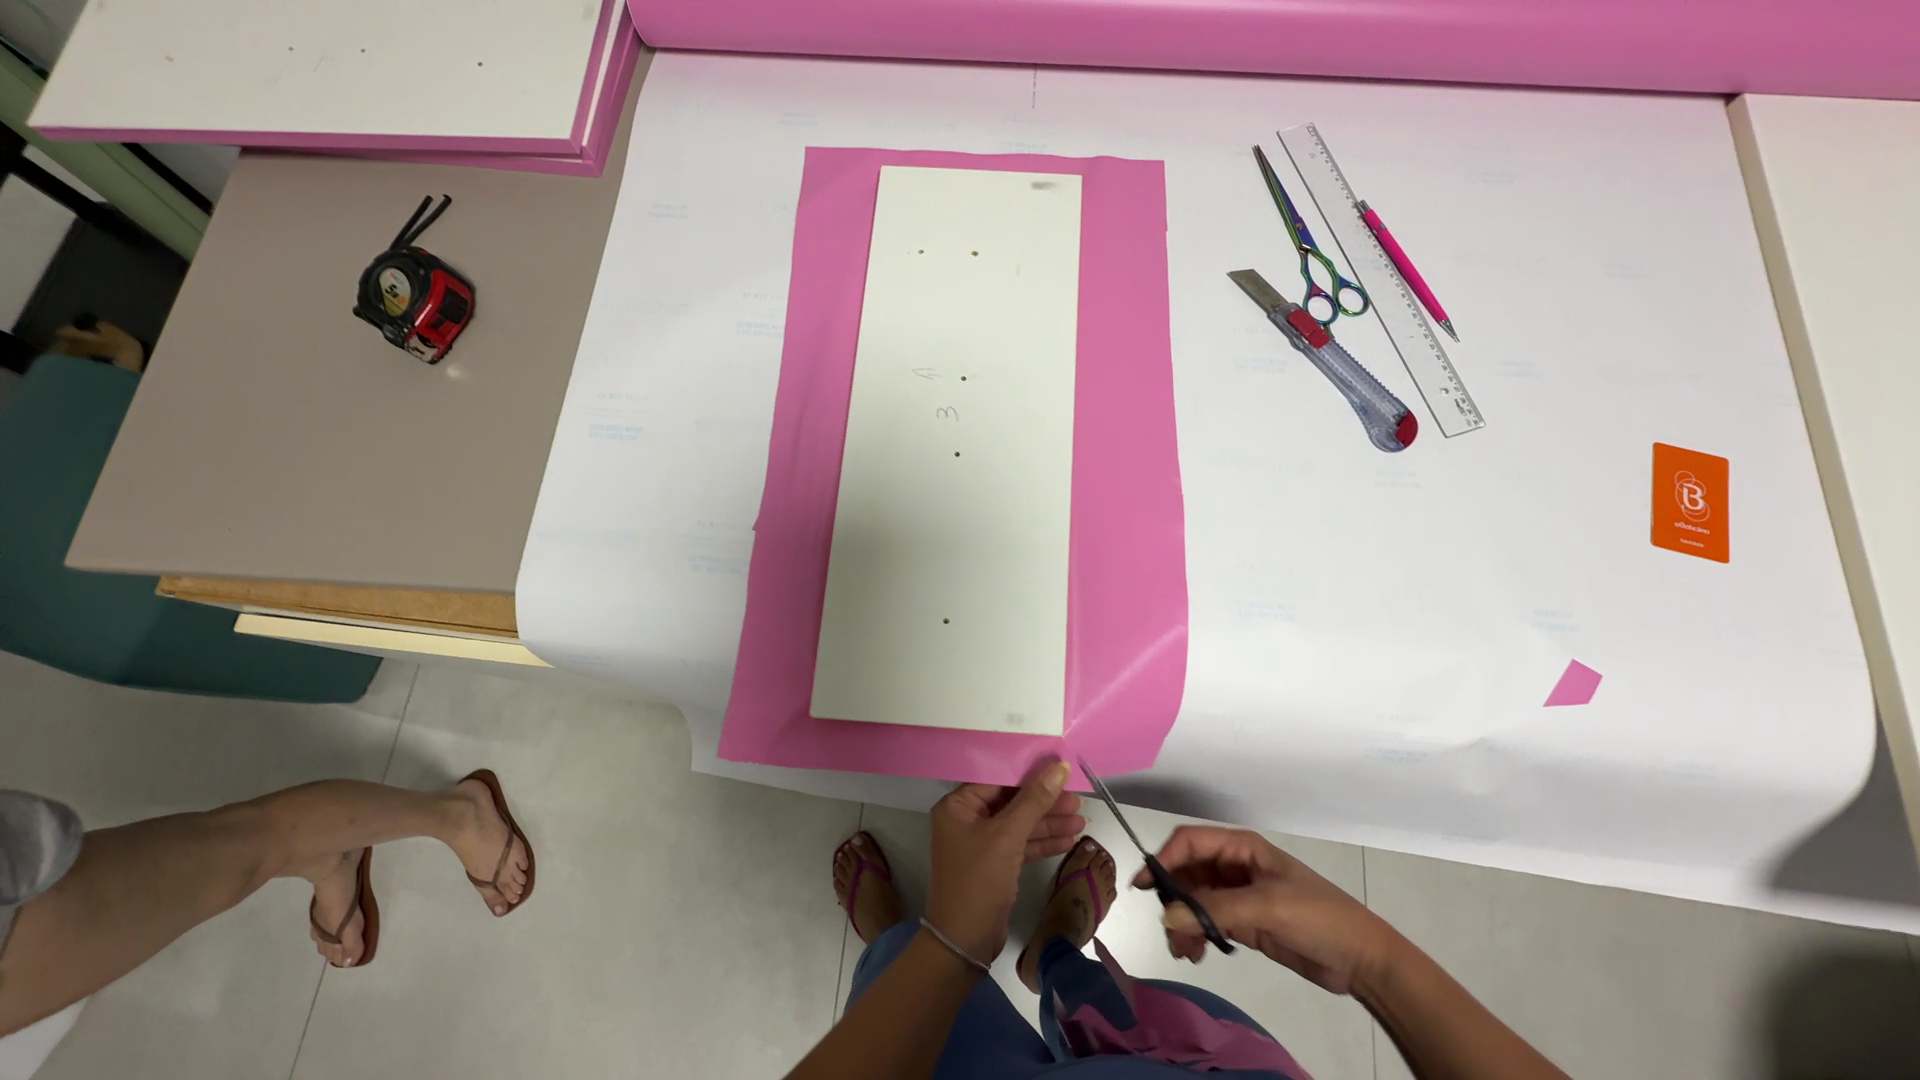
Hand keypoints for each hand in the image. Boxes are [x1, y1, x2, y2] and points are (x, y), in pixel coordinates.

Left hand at [926, 762, 1084, 963]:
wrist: (965, 941)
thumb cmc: (979, 880)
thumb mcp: (1008, 836)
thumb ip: (1034, 801)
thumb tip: (1059, 768)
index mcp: (958, 806)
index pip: (998, 780)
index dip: (1030, 774)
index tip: (1060, 771)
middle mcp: (967, 820)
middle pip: (1012, 802)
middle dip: (1045, 802)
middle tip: (1078, 800)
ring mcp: (981, 844)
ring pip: (1020, 824)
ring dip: (1049, 822)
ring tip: (1082, 819)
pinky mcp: (996, 865)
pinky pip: (1022, 845)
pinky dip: (1043, 842)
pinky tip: (1069, 838)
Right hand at [1140, 826, 1403, 994]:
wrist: (1361, 960)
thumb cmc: (1318, 917)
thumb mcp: (1267, 907)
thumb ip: (1215, 909)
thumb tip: (1167, 917)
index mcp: (1242, 848)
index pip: (1190, 842)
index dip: (1164, 858)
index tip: (1144, 886)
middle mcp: (1234, 866)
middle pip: (1186, 871)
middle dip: (1171, 897)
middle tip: (1167, 927)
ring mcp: (1237, 895)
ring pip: (1191, 899)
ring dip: (1181, 921)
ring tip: (1184, 951)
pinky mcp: (1242, 923)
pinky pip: (1204, 922)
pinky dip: (1194, 936)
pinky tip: (1196, 954)